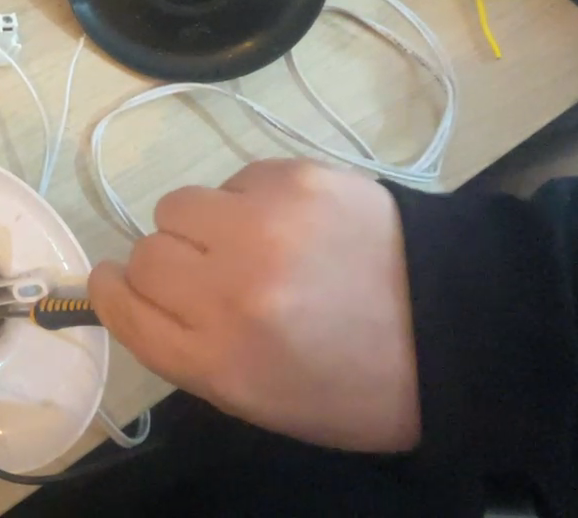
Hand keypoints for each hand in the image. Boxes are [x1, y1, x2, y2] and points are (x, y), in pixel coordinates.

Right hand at [90, 159, 419, 452]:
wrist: (465, 327)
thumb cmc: (356, 380)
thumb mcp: (262, 398)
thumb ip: (183, 346)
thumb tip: (127, 290)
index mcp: (222, 362)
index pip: (121, 307)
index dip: (112, 291)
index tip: (119, 282)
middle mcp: (229, 292)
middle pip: (142, 255)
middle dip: (167, 265)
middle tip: (212, 275)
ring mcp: (259, 228)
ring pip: (175, 207)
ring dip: (201, 226)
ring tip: (253, 243)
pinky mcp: (290, 179)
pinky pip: (230, 182)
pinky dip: (248, 201)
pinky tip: (293, 225)